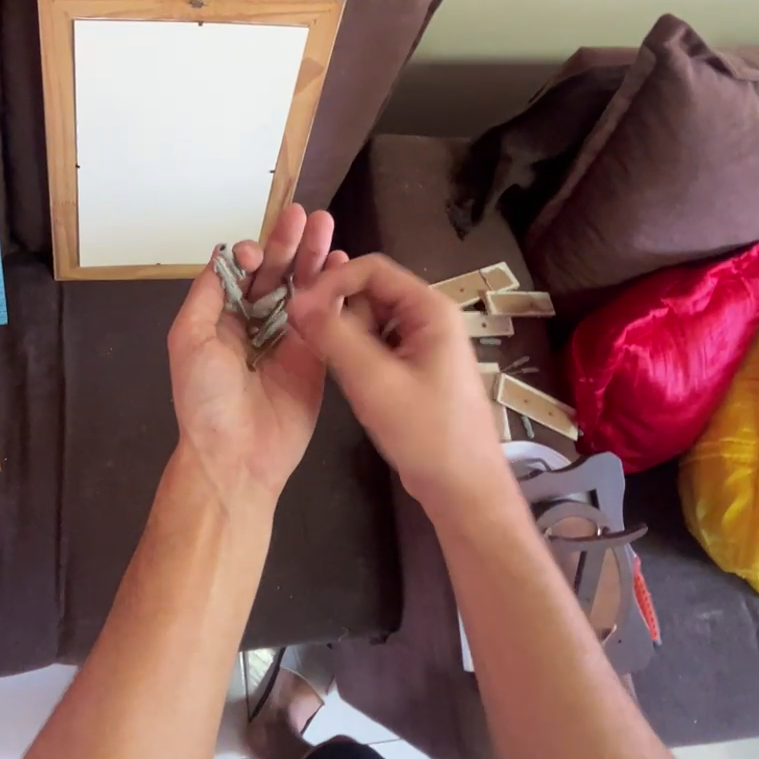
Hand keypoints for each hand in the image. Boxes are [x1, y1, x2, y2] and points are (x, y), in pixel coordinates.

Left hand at [167, 205, 347, 513]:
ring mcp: (289, 337)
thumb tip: (222, 253)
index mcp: (223, 316)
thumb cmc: (206, 396)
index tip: (258, 254)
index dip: (252, 255)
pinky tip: (343, 262)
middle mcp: (256, 321)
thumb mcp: (189, 338)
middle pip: (276, 273)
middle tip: (307, 213)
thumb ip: (206, 293)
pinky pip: (327, 316)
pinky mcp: (315, 354)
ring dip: (314, 256)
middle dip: (289, 243)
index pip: (242, 272)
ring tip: (328, 225)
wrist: (236, 454)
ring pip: (303, 287)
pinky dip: (335, 289)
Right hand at [288, 254, 513, 513]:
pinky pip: (374, 344)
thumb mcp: (374, 381)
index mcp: (429, 308)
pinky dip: (353, 353)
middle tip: (308, 339)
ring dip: (343, 335)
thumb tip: (295, 301)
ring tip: (330, 362)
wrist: (463, 489)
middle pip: (368, 291)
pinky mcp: (411, 366)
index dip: (332, 282)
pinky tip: (347, 378)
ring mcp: (420, 342)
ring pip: (367, 319)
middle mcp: (427, 317)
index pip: (371, 269)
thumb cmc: (426, 433)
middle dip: (336, 310)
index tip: (299, 309)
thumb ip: (333, 336)